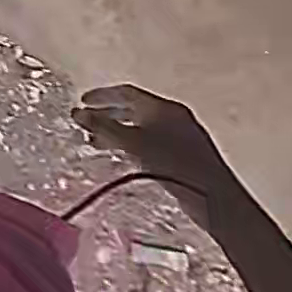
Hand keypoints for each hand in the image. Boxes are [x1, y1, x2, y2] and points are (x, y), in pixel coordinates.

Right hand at [73, 85, 239, 205]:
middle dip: (108, 113)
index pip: (127, 92)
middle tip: (88, 121)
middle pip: (135, 108)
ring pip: (142, 126)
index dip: (102, 96)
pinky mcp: (186, 154)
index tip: (83, 102)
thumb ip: (103, 127)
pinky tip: (124, 155)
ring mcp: (182, 135)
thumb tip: (77, 113)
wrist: (214, 198)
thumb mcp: (132, 143)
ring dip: (118, 131)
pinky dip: (132, 142)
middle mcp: (174, 116)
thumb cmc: (174, 164)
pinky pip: (151, 140)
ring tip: (99, 142)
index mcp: (163, 107)